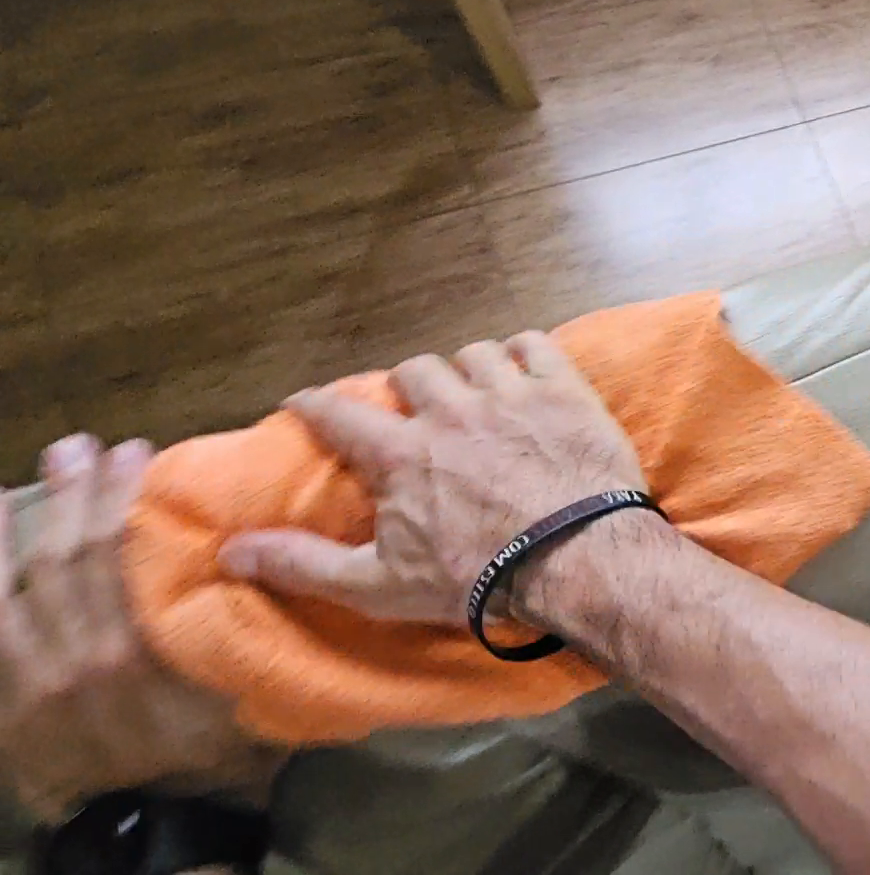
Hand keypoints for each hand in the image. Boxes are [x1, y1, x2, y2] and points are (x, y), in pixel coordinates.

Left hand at [0, 436, 284, 821]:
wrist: (157, 816)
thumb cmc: (219, 743)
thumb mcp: (239, 684)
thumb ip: (232, 628)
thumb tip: (245, 563)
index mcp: (128, 654)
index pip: (109, 563)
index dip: (114, 505)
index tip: (133, 458)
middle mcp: (64, 663)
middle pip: (54, 567)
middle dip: (67, 501)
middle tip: (79, 448)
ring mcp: (23, 686)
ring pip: (3, 595)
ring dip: (17, 533)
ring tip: (30, 482)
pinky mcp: (6, 703)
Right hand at [218, 332, 649, 626]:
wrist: (578, 555)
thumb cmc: (480, 575)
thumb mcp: (379, 585)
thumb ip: (303, 564)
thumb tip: (230, 549)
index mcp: (401, 452)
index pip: (338, 412)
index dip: (316, 405)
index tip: (308, 403)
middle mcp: (452, 411)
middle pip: (416, 370)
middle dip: (410, 387)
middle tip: (421, 408)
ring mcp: (512, 395)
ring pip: (476, 353)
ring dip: (470, 369)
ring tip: (478, 389)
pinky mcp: (565, 390)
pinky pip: (537, 346)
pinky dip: (527, 352)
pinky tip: (528, 370)